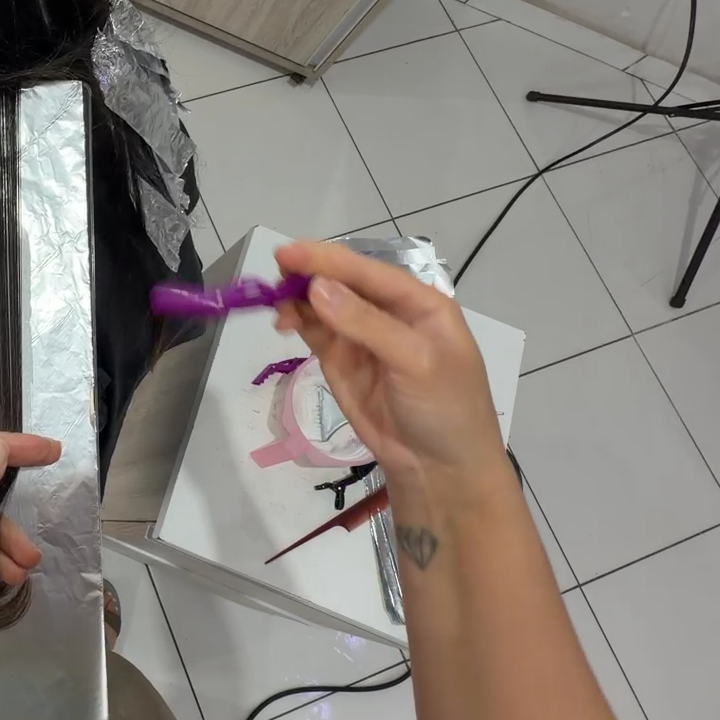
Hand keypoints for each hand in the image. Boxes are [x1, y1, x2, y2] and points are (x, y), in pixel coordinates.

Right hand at [273, 241, 507, 498]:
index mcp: (418, 302)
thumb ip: (366, 324)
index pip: (367, 271)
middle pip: (340, 280)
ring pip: (320, 302)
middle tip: (275, 277)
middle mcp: (386, 310)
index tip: (287, 253)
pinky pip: (312, 328)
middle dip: (308, 274)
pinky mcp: (338, 357)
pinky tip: (282, 321)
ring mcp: (359, 334)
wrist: (438, 466)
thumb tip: (316, 288)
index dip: (327, 259)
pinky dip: (294, 319)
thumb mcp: (415, 362)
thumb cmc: (445, 408)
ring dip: (296, 297)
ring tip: (274, 305)